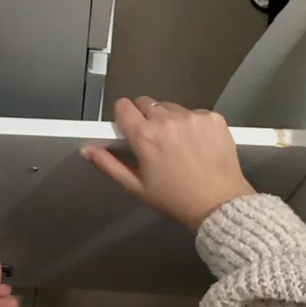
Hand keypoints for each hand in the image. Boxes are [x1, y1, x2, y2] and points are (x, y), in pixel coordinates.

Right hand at [81, 97, 256, 230]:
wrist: (219, 204)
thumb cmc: (175, 199)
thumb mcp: (136, 187)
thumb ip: (109, 164)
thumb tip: (86, 149)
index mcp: (145, 136)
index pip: (123, 106)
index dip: (123, 116)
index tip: (128, 128)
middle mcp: (168, 120)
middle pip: (146, 102)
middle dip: (145, 117)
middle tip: (153, 141)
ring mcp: (193, 117)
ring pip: (170, 106)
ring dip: (169, 119)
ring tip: (177, 144)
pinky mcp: (213, 118)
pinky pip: (194, 112)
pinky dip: (192, 124)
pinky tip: (196, 144)